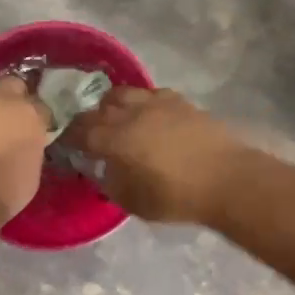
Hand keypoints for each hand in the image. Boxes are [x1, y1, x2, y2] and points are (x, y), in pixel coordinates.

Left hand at [0, 76, 50, 218]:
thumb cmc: (7, 189)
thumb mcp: (33, 170)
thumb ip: (31, 147)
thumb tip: (25, 144)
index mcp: (29, 113)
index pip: (41, 107)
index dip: (39, 119)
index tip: (37, 131)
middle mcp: (1, 101)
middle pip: (12, 85)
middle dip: (14, 96)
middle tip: (12, 117)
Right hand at [65, 88, 253, 224]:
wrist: (228, 180)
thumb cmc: (177, 197)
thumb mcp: (133, 201)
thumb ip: (110, 182)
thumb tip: (102, 170)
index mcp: (114, 138)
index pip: (80, 130)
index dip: (69, 137)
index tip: (66, 145)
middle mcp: (130, 113)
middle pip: (98, 108)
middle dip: (88, 120)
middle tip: (89, 134)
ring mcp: (156, 102)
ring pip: (122, 93)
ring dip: (112, 105)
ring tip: (116, 119)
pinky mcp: (179, 101)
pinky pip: (150, 94)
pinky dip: (141, 103)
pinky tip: (148, 116)